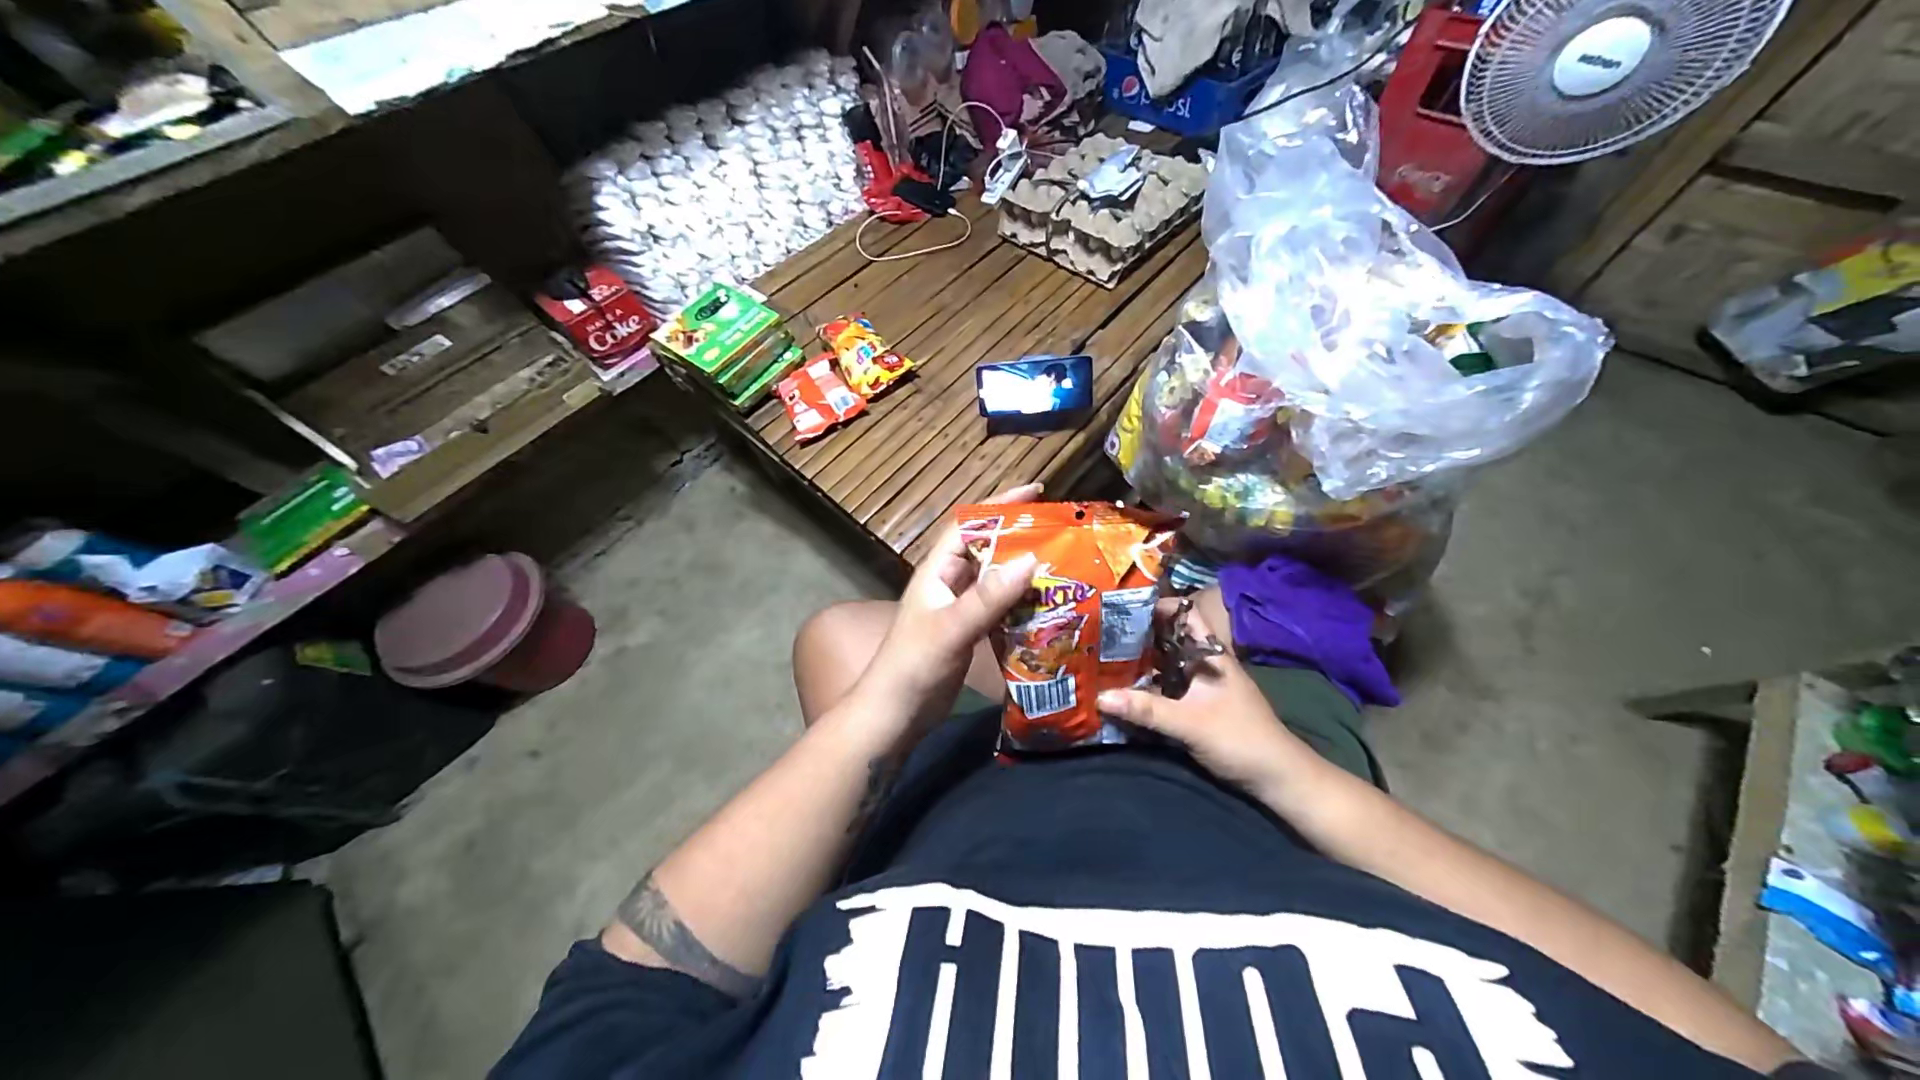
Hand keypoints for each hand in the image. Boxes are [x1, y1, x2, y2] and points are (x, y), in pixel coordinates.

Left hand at [851, 484, 1042, 728]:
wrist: (895, 715)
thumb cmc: (914, 665)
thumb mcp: (951, 627)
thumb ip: (988, 597)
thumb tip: (1031, 559)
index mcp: (937, 570)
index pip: (970, 524)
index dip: (1000, 505)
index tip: (1037, 491)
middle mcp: (949, 583)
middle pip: (989, 549)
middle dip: (1022, 538)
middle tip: (1064, 534)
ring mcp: (959, 609)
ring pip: (997, 581)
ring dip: (1026, 574)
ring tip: (1066, 568)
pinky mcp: (969, 633)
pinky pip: (1001, 609)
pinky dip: (1022, 605)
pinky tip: (1049, 609)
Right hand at [1097, 598, 1319, 795]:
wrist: (1279, 777)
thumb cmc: (1240, 739)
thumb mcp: (1189, 723)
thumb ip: (1146, 710)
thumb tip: (1100, 697)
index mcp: (1212, 656)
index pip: (1186, 614)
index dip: (1158, 605)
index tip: (1124, 605)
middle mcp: (1208, 664)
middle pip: (1171, 638)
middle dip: (1141, 634)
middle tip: (1103, 632)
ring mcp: (1205, 686)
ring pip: (1169, 663)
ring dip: (1143, 660)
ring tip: (1105, 656)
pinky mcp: (1201, 706)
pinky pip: (1169, 686)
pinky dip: (1149, 684)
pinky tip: (1126, 688)